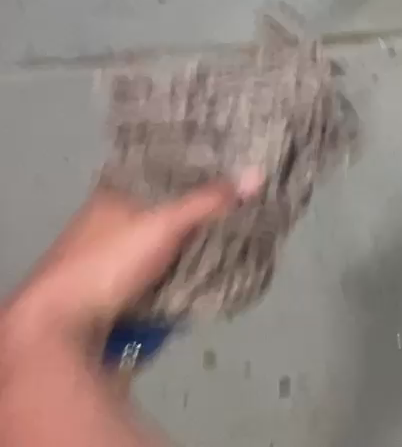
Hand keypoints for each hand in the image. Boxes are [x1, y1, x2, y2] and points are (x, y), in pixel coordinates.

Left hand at [0, 173, 259, 358]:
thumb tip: (260, 173)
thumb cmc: (107, 263)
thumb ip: (211, 199)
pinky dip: (200, 249)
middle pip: (177, 197)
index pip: (166, 165)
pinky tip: (229, 242)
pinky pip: (177, 252)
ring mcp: (123, 248)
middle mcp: (118, 216)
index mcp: (115, 195)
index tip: (242, 154)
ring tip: (253, 210)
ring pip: (179, 227)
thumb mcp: (165, 224)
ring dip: (209, 224)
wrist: (61, 326)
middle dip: (214, 194)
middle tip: (257, 184)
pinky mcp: (133, 274)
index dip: (202, 159)